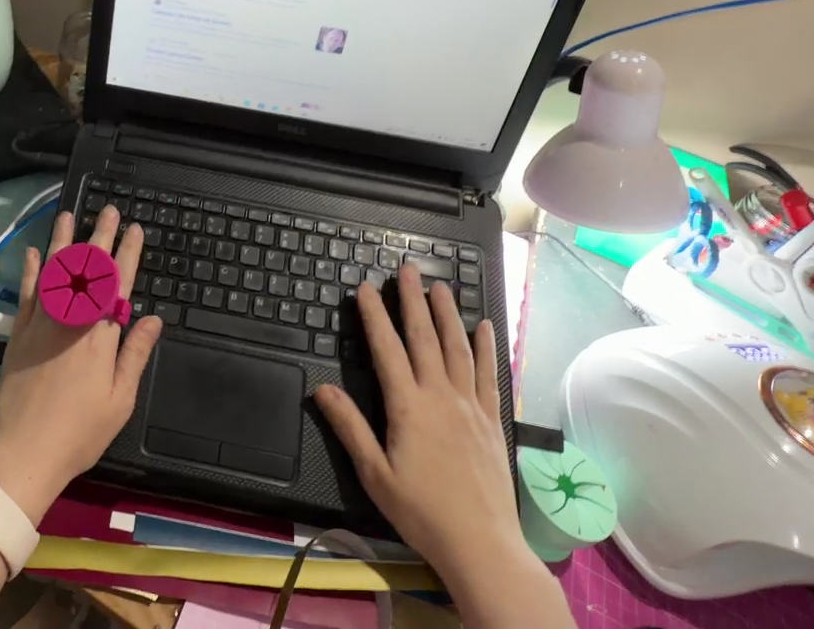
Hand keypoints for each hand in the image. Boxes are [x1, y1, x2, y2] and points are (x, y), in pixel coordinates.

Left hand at [0, 205, 161, 524]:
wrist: (23, 453)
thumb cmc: (80, 432)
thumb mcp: (119, 399)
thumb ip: (134, 355)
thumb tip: (152, 319)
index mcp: (100, 337)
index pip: (118, 284)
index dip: (128, 254)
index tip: (135, 229)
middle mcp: (71, 321)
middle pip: (87, 270)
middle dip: (100, 237)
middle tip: (109, 211)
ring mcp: (41, 324)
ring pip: (54, 272)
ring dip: (63, 242)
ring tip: (69, 216)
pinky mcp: (19, 334)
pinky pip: (26, 294)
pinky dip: (31, 271)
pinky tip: (33, 252)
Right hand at [313, 264, 524, 579]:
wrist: (481, 543)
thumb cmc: (421, 511)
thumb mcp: (374, 474)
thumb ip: (350, 428)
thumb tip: (321, 390)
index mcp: (408, 407)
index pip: (386, 349)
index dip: (374, 316)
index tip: (366, 288)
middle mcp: (440, 396)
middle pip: (424, 337)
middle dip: (413, 300)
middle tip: (407, 269)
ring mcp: (470, 405)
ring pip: (457, 348)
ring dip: (446, 314)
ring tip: (439, 286)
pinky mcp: (491, 419)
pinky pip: (488, 373)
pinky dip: (486, 346)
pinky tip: (484, 326)